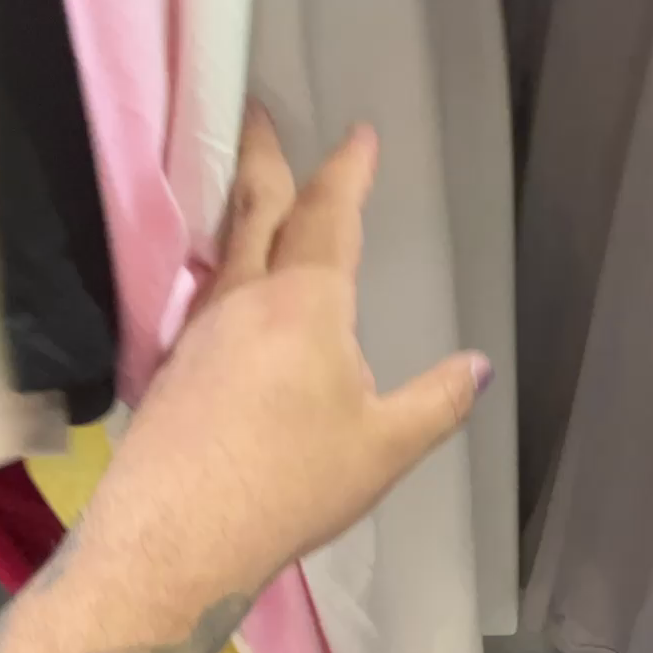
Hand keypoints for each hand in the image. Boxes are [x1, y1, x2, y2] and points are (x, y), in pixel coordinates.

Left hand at [86, 106, 489, 594]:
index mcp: (304, 309)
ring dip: (241, 208)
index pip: (329, 220)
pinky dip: (224, 266)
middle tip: (264, 113)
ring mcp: (199, 333)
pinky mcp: (174, 369)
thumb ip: (438, 401)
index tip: (360, 135)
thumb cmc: (294, 484)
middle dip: (268, 157)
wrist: (178, 539)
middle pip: (255, 211)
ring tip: (251, 191)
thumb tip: (479, 367)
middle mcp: (244, 303)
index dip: (348, 173)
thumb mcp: (387, 445)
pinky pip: (206, 295)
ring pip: (224, 251)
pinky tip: (229, 292)